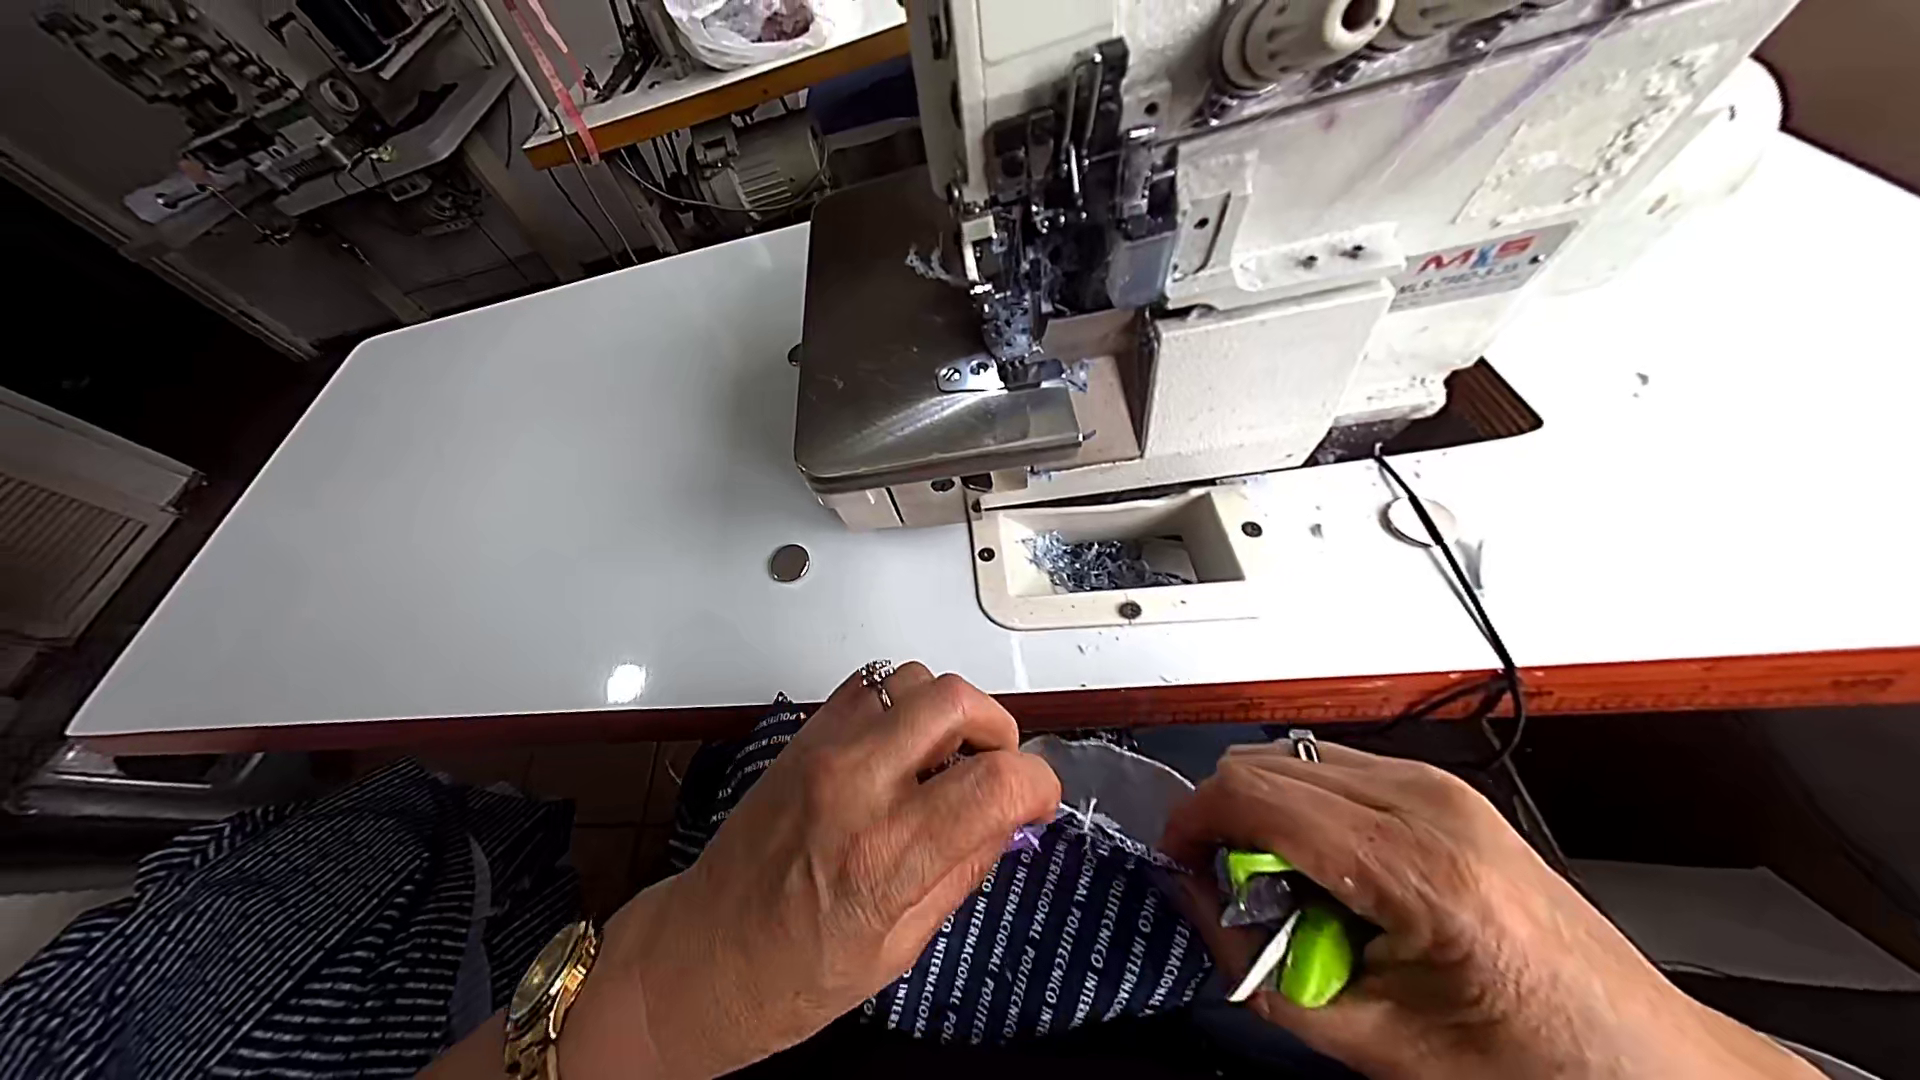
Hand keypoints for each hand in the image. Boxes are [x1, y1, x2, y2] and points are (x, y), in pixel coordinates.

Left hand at [559, 665, 1059, 1079]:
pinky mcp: (803, 734)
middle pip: (956, 701)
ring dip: (949, 711)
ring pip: (915, 679)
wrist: (701, 955)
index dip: (1036, 783)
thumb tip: (1012, 814)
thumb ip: (964, 866)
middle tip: (995, 767)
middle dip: (998, 728)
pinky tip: (902, 744)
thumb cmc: (796, 976)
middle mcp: (855, 786)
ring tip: (944, 757)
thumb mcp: (902, 946)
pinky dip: (903, 702)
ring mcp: (823, 750)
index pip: (993, 784)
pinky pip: (871, 683)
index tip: (1036, 799)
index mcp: (886, 858)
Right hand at [1161, 741, 1820, 1079]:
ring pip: (1285, 755)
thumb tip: (1190, 893)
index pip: (1257, 797)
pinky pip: (1323, 765)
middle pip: (1260, 764)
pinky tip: (1319, 859)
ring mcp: (1432, 781)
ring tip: (1277, 876)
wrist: (1647, 1060)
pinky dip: (1293, 802)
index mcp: (1417, 870)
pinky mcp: (1434, 781)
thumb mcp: (1368, 1041)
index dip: (1194, 821)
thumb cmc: (1517, 1066)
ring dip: (1255, 808)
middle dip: (1220, 817)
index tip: (1178, 861)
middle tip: (1226, 881)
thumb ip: (1255, 967)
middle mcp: (1422, 801)